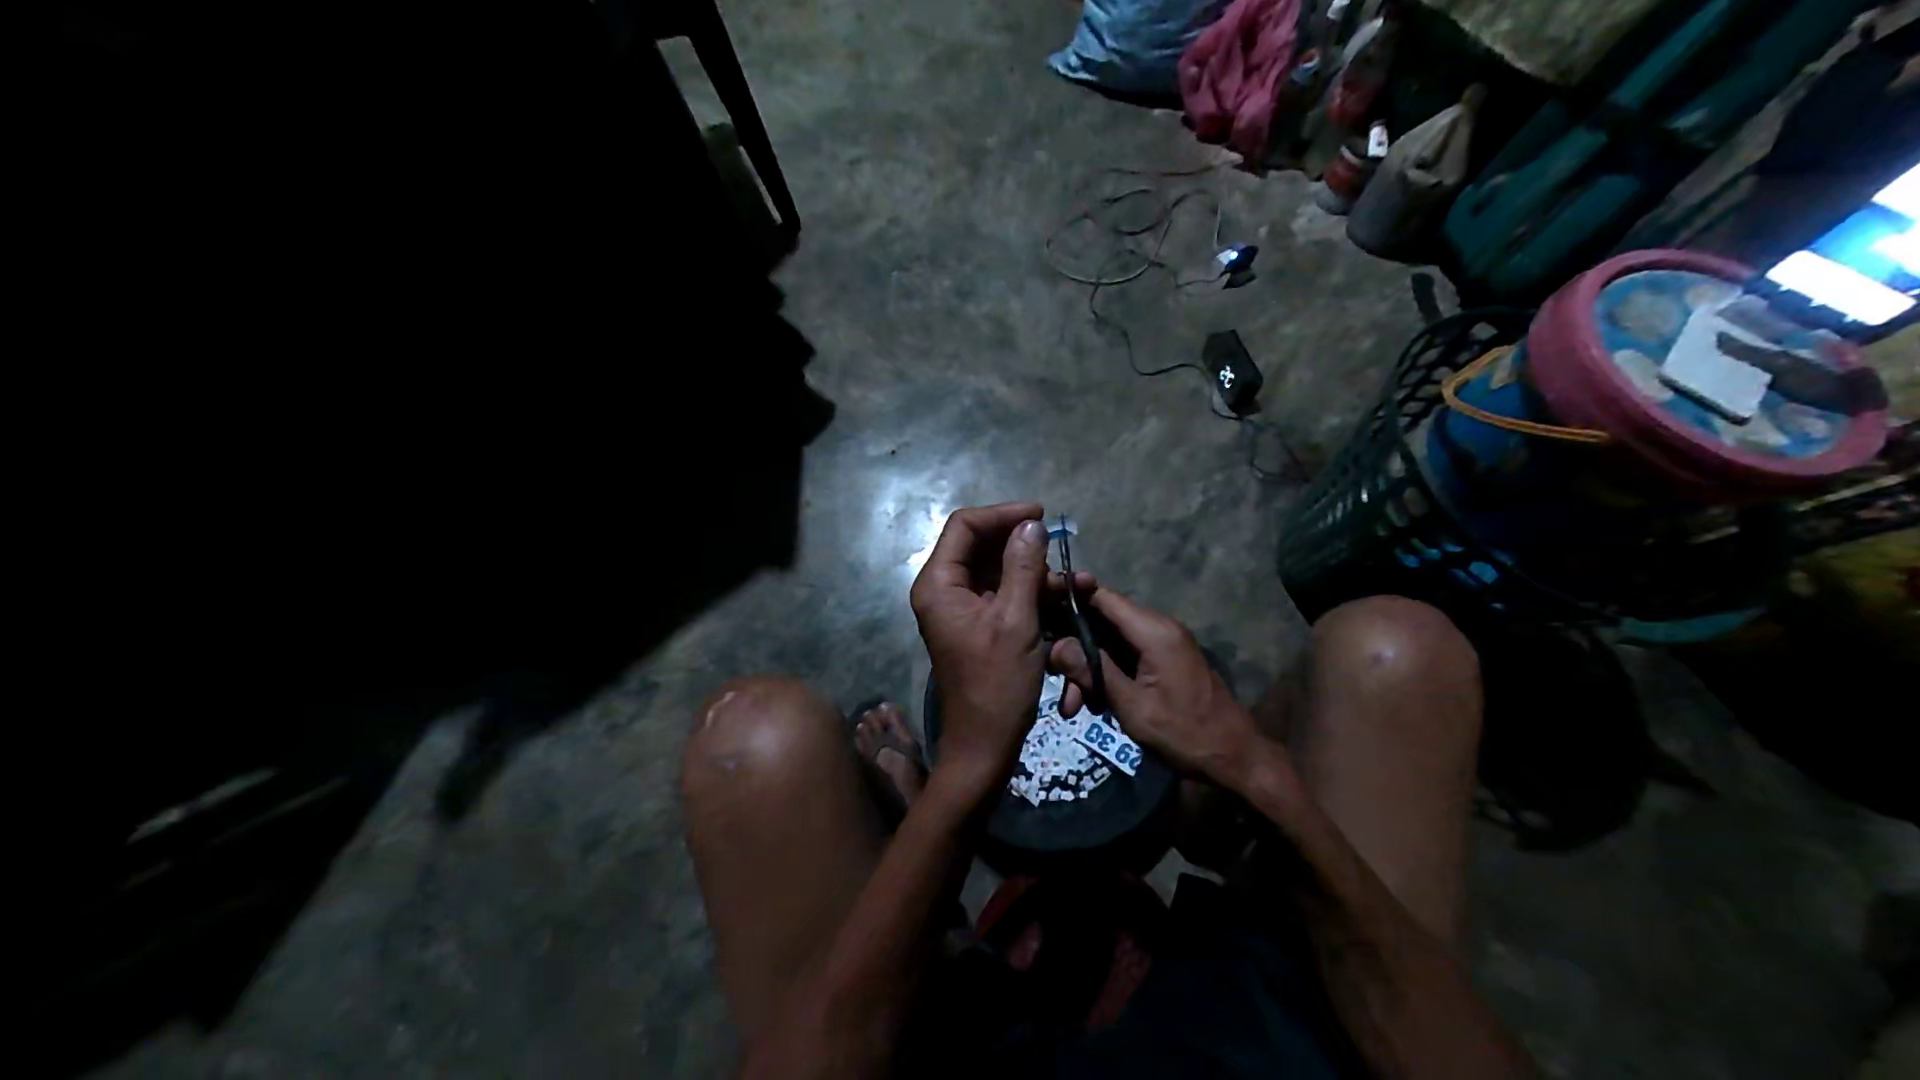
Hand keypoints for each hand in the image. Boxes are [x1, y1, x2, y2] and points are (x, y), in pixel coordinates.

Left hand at [909, 502, 1056, 796]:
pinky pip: (1003, 593)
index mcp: (939, 585)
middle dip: (1022, 544)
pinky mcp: (977, 623)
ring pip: (997, 570)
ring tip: (1072, 581)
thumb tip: (1032, 525)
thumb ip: (1024, 567)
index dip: (1002, 514)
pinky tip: (1063, 598)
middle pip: (981, 546)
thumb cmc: (997, 684)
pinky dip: (1030, 592)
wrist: (985, 744)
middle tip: (1058, 548)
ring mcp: (960, 608)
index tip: (1040, 516)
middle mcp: (943, 590)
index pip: (964, 526)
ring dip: (1033, 570)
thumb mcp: (1017, 621)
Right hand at [1049, 585, 1263, 787]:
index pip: (1102, 595)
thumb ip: (1093, 671)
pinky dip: (1106, 675)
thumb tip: (1056, 645)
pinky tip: (1095, 705)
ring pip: (1110, 643)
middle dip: (1075, 649)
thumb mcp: (1131, 706)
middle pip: (1102, 622)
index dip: (1069, 596)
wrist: (1235, 759)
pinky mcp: (1164, 660)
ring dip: (1089, 669)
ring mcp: (1162, 644)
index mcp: (1153, 631)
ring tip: (1075, 707)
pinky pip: (1125, 656)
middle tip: (1056, 681)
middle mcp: (1159, 628)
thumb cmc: (1184, 733)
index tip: (1038, 608)